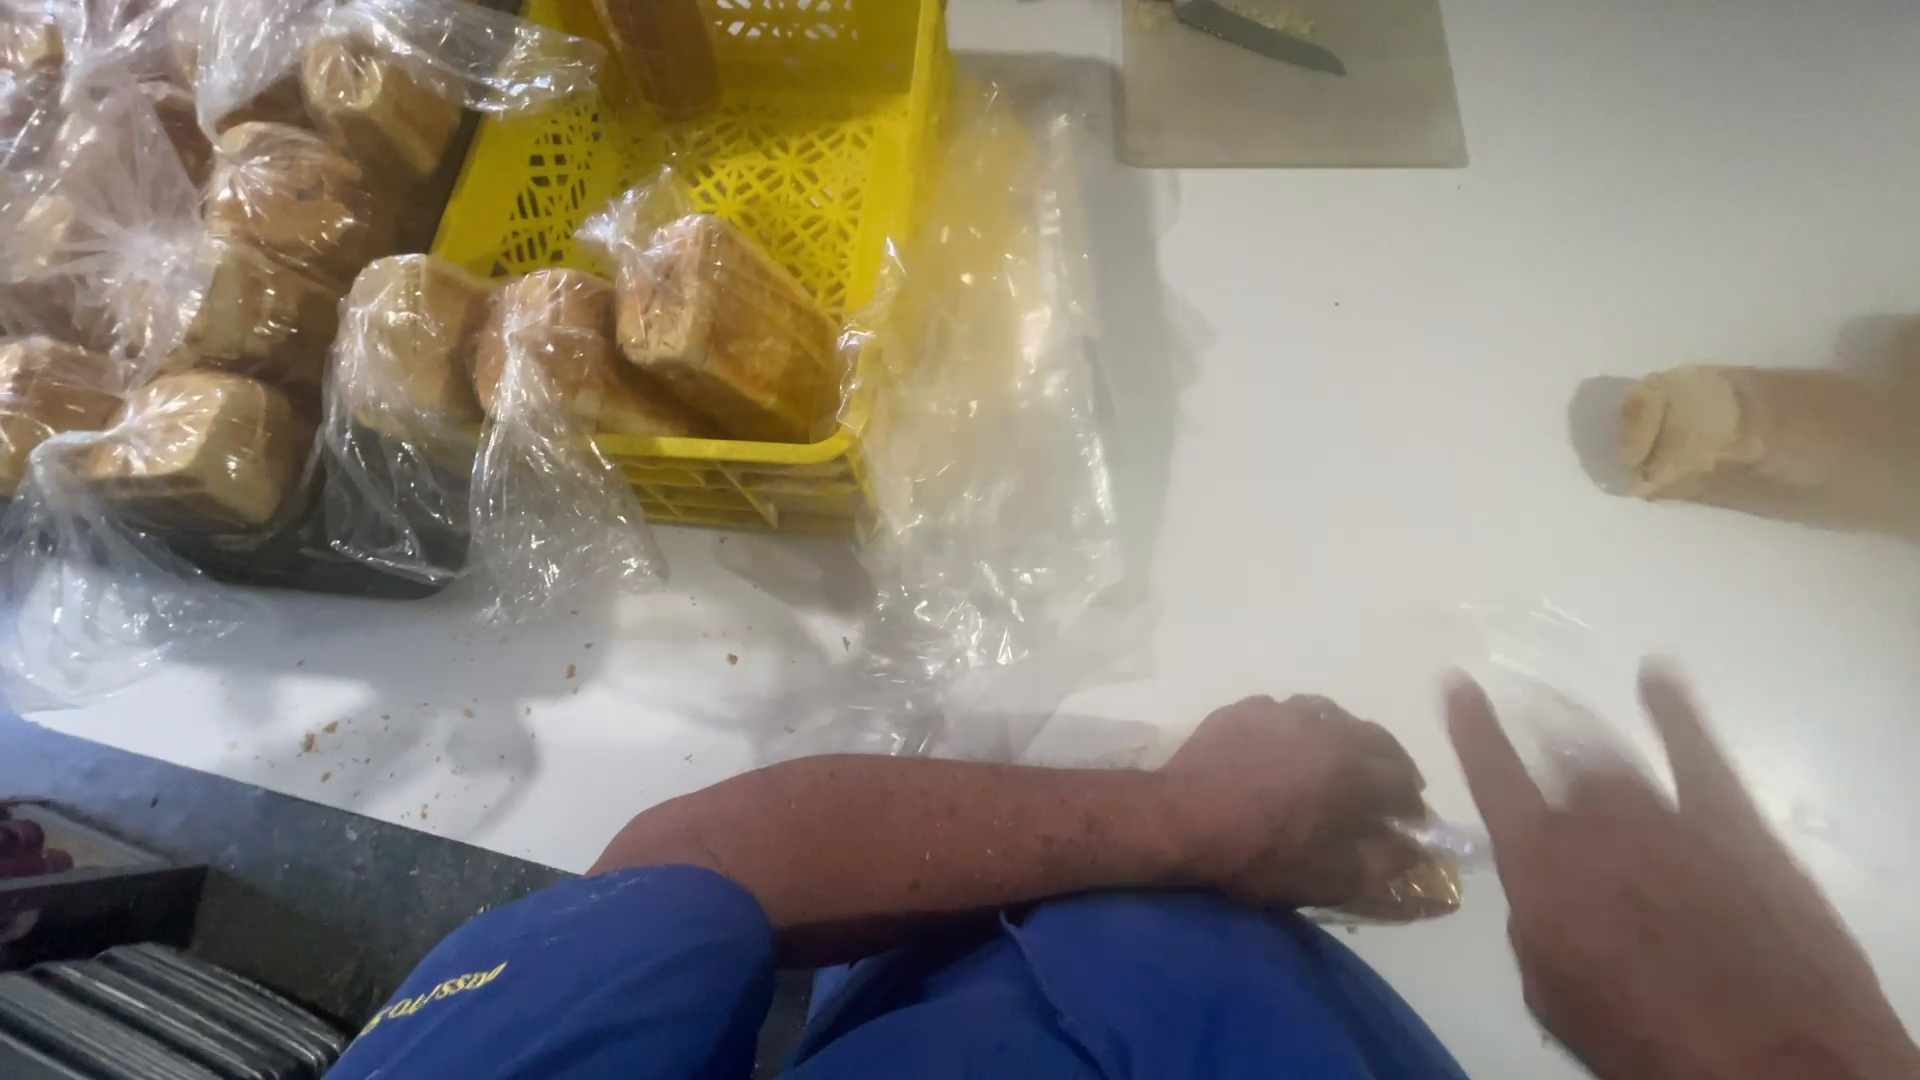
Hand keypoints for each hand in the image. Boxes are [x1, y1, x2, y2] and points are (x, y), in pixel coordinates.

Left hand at [1161, 695, 1425, 908]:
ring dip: (1343, 737)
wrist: (1179, 819)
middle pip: (1372, 736)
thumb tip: (1418, 846)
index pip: (1402, 778)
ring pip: (1327, 714)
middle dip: (1388, 763)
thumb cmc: (1258, 854)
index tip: (1408, 823)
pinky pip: (1281, 712)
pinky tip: (1285, 748)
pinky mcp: (1240, 709)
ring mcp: (1276, 711)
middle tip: (1385, 789)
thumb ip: (1386, 859)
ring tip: (1337, 762)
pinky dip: (1296, 728)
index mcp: (1351, 766)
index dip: (1412, 804)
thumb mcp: (1332, 876)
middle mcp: (1320, 727)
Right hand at [1447, 665, 1919, 1079]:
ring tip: (1560, 703)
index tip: (1455, 681)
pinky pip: (1701, 757)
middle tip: (1522, 708)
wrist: (1775, 1072)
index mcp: (1537, 861)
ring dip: (1580, 729)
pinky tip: (1657, 672)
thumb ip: (1534, 916)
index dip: (1470, 724)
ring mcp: (1667, 821)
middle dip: (1536, 730)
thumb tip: (1542, 888)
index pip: (1491, 773)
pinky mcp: (1737, 832)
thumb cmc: (1639, 1035)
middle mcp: (1593, 825)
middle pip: (1557, 760)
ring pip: (1611, 755)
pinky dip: (1676, 712)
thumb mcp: (1549, 983)